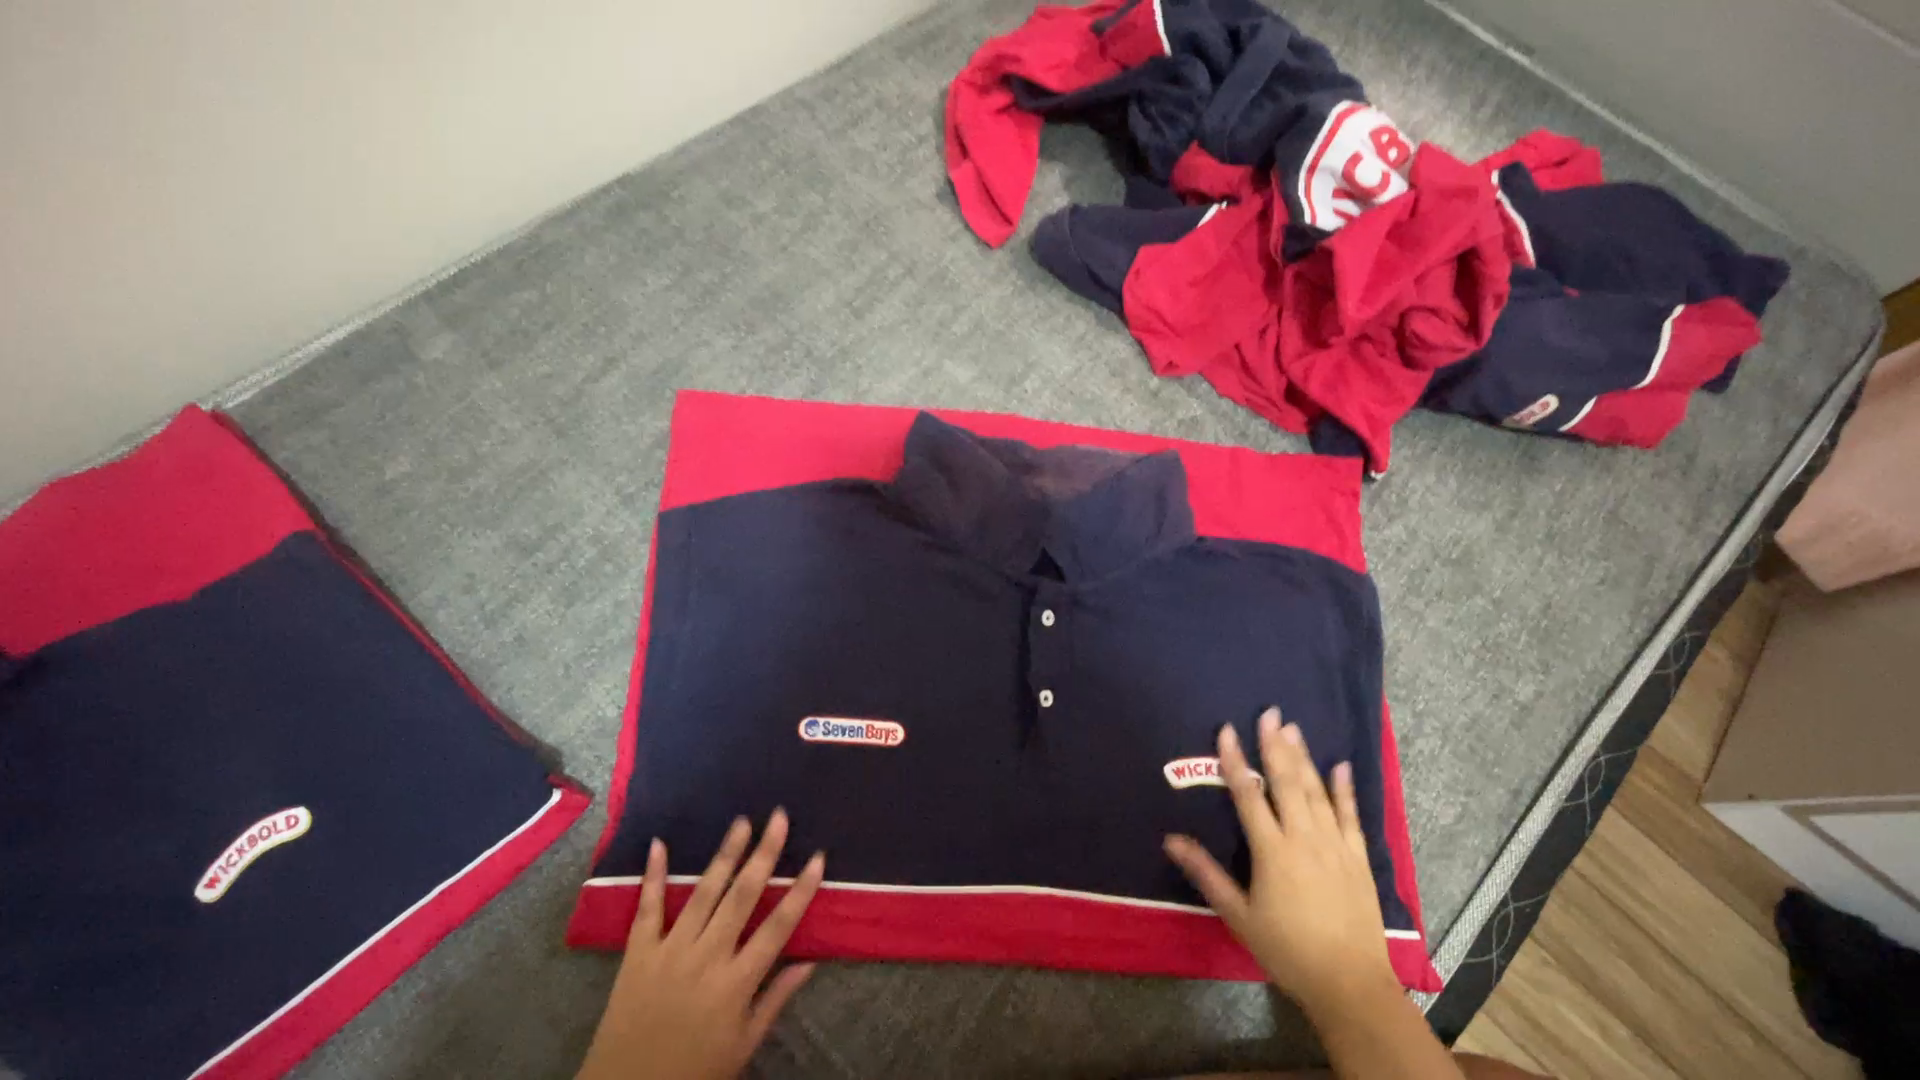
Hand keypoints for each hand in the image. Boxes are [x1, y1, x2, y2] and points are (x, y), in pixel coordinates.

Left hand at [577, 810, 825, 1079]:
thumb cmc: (695, 1070)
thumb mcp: (744, 1044)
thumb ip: (776, 999)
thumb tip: (810, 962)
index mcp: (737, 982)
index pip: (778, 926)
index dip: (801, 890)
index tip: (818, 857)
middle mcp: (707, 957)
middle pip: (742, 896)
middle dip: (764, 854)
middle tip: (778, 817)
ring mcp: (670, 950)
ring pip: (703, 893)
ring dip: (724, 854)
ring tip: (741, 821)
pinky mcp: (638, 952)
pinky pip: (647, 908)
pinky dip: (653, 875)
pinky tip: (659, 844)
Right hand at [1163, 708, 1397, 1012]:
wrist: (1348, 981)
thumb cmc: (1285, 948)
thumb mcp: (1238, 915)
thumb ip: (1206, 873)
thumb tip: (1171, 839)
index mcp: (1272, 850)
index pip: (1248, 795)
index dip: (1235, 761)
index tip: (1227, 731)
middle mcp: (1304, 838)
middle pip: (1286, 783)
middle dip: (1275, 746)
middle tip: (1269, 713)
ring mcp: (1335, 845)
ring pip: (1317, 792)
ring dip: (1304, 758)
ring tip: (1293, 728)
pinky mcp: (1359, 858)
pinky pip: (1351, 816)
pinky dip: (1344, 790)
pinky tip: (1340, 766)